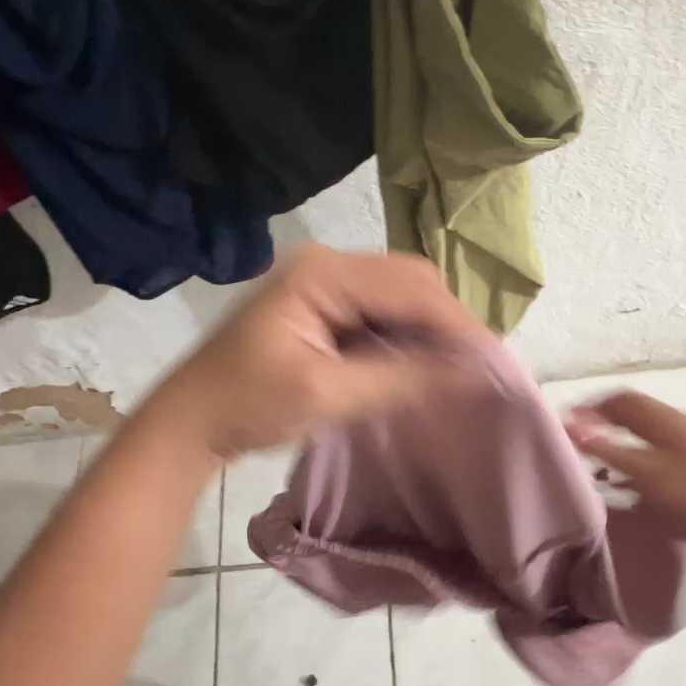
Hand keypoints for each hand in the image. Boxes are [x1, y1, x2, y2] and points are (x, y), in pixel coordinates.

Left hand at [142, 246, 489, 458]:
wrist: (190, 422)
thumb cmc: (248, 407)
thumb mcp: (328, 395)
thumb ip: (403, 378)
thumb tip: (474, 373)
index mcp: (323, 273)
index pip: (411, 287)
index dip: (458, 324)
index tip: (495, 364)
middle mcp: (326, 263)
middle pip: (410, 282)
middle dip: (447, 325)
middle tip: (479, 370)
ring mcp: (322, 281)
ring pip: (398, 296)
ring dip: (428, 331)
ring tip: (459, 371)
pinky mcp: (320, 305)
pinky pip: (378, 312)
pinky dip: (403, 337)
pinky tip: (421, 365)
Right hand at [566, 392, 685, 559]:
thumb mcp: (656, 479)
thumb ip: (612, 452)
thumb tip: (571, 425)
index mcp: (671, 422)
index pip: (621, 399)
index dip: (590, 407)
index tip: (564, 427)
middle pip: (639, 418)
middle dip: (608, 431)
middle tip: (582, 456)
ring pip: (656, 441)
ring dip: (629, 453)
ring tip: (608, 480)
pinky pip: (673, 462)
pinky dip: (651, 472)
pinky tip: (648, 500)